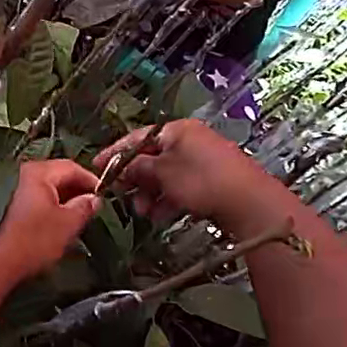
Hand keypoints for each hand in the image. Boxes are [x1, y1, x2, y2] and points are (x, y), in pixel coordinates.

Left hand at [0, 160, 100, 280]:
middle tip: (92, 206)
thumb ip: (85, 206)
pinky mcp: (4, 203)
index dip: (91, 180)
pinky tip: (56, 220)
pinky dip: (48, 204)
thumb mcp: (68, 223)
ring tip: (77, 216)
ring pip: (45, 187)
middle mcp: (20, 174)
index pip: (72, 167)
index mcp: (36, 172)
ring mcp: (9, 187)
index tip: (104, 194)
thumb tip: (94, 198)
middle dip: (77, 189)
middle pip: (57, 175)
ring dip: (63, 198)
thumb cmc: (34, 240)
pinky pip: (33, 196)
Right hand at [93, 119, 281, 227]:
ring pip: (164, 175)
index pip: (136, 138)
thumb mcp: (162, 173)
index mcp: (175, 130)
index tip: (96, 167)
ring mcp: (202, 159)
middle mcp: (189, 140)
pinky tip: (161, 215)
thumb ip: (137, 168)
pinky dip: (167, 199)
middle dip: (135, 180)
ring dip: (150, 194)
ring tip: (144, 213)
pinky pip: (180, 186)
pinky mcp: (212, 179)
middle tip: (121, 196)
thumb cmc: (200, 181)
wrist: (250, 203)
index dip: (114, 153)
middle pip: (150, 158)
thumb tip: (124, 168)